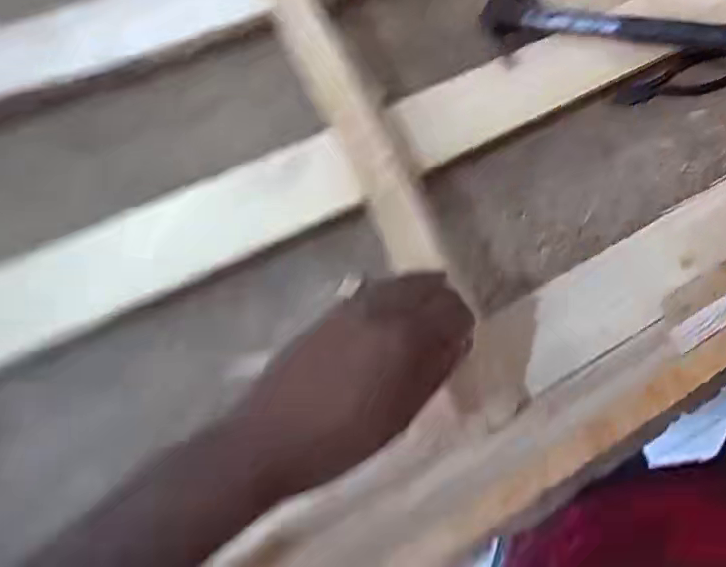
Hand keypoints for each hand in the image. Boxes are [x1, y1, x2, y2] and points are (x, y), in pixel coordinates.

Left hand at [230, 272, 473, 495]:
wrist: (260, 444)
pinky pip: (377, 288)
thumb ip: (435, 372)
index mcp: (406, 334)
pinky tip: (389, 315)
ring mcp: (355, 304)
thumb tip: (461, 342)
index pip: (454, 309)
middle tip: (450, 324)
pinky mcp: (332, 310)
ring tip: (423, 315)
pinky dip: (394, 293)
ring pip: (404, 281)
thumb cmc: (338, 440)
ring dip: (422, 292)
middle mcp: (384, 308)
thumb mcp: (398, 416)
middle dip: (447, 302)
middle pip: (432, 287)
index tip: (465, 337)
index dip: (465, 321)